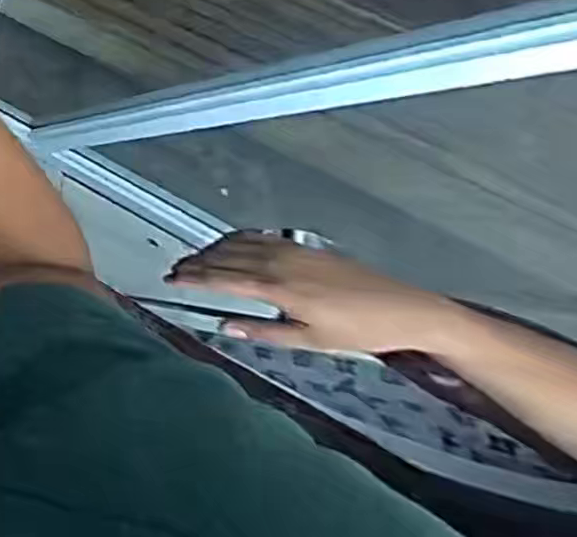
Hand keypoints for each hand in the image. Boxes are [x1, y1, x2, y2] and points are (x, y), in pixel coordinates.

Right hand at [167, 231, 463, 353]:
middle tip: (174, 270)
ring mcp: (285, 249)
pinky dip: (231, 239)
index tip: (170, 280)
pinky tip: (225, 244)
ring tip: (193, 259)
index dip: (192, 279)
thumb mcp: (314, 340)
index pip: (220, 280)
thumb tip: (225, 327)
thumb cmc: (361, 331)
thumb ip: (266, 332)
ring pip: (233, 245)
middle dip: (193, 263)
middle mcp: (273, 262)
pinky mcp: (296, 244)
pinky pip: (252, 235)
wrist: (406, 308)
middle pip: (221, 258)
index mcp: (274, 288)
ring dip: (208, 251)